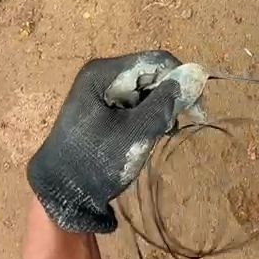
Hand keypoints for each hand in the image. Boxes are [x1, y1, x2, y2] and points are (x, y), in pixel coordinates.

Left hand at [26, 51, 206, 232]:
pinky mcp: (102, 108)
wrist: (57, 196)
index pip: (155, 61)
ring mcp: (100, 92)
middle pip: (150, 74)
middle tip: (177, 126)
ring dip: (160, 109)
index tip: (200, 109)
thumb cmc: (94, 162)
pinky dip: (148, 116)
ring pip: (145, 90)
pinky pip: (135, 102)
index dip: (182, 80)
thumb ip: (167, 102)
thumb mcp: (135, 133)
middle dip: (169, 97)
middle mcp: (101, 75)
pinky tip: (151, 134)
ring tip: (162, 134)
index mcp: (103, 73)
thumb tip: (198, 74)